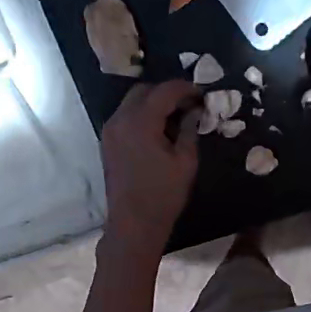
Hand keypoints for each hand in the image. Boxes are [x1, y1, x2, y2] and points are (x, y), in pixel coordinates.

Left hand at [99, 79, 200, 255]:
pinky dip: (143, 115)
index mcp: (140, 121)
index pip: (164, 91)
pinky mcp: (108, 142)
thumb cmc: (164, 194)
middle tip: (189, 105)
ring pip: (132, 102)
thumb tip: (195, 111)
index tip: (202, 94)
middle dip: (167, 93)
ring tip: (176, 118)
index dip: (185, 88)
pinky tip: (160, 131)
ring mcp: (110, 130)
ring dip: (154, 104)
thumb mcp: (185, 161)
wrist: (133, 223)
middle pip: (144, 91)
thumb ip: (190, 130)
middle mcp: (120, 119)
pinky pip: (126, 117)